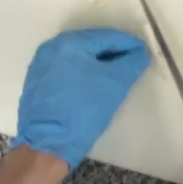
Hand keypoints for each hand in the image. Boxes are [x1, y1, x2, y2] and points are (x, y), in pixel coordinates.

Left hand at [13, 28, 150, 170]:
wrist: (47, 146)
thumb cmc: (83, 111)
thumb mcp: (114, 85)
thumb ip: (131, 64)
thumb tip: (141, 53)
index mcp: (68, 43)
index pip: (105, 37)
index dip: (128, 44)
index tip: (145, 51)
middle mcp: (51, 48)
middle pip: (90, 45)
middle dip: (113, 53)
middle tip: (133, 61)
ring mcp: (41, 65)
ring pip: (78, 58)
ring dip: (99, 63)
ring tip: (117, 73)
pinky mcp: (37, 83)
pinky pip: (67, 70)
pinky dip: (83, 73)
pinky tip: (95, 84)